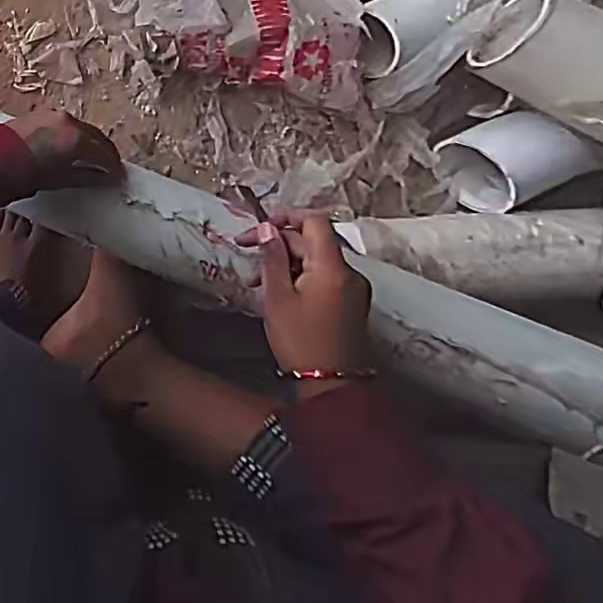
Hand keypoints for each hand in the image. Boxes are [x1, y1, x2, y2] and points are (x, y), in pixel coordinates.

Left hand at [6, 110, 123, 190]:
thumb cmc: (24, 174)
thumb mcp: (60, 179)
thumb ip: (86, 177)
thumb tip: (104, 178)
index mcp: (77, 140)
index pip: (104, 153)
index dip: (112, 167)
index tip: (117, 176)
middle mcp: (68, 122)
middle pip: (96, 137)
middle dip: (104, 152)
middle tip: (109, 167)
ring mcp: (53, 115)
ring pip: (81, 128)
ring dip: (89, 141)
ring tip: (91, 157)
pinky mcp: (40, 114)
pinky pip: (65, 123)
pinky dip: (72, 134)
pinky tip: (71, 145)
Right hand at [248, 213, 371, 398]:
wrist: (331, 385)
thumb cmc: (300, 340)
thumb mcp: (277, 296)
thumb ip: (272, 258)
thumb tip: (266, 229)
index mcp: (332, 267)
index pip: (315, 222)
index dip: (286, 216)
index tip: (260, 227)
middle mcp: (349, 272)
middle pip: (313, 241)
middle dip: (280, 244)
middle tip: (249, 258)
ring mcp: (353, 287)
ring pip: (316, 258)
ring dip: (287, 261)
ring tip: (260, 281)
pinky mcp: (350, 301)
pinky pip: (323, 275)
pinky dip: (300, 275)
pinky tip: (280, 292)